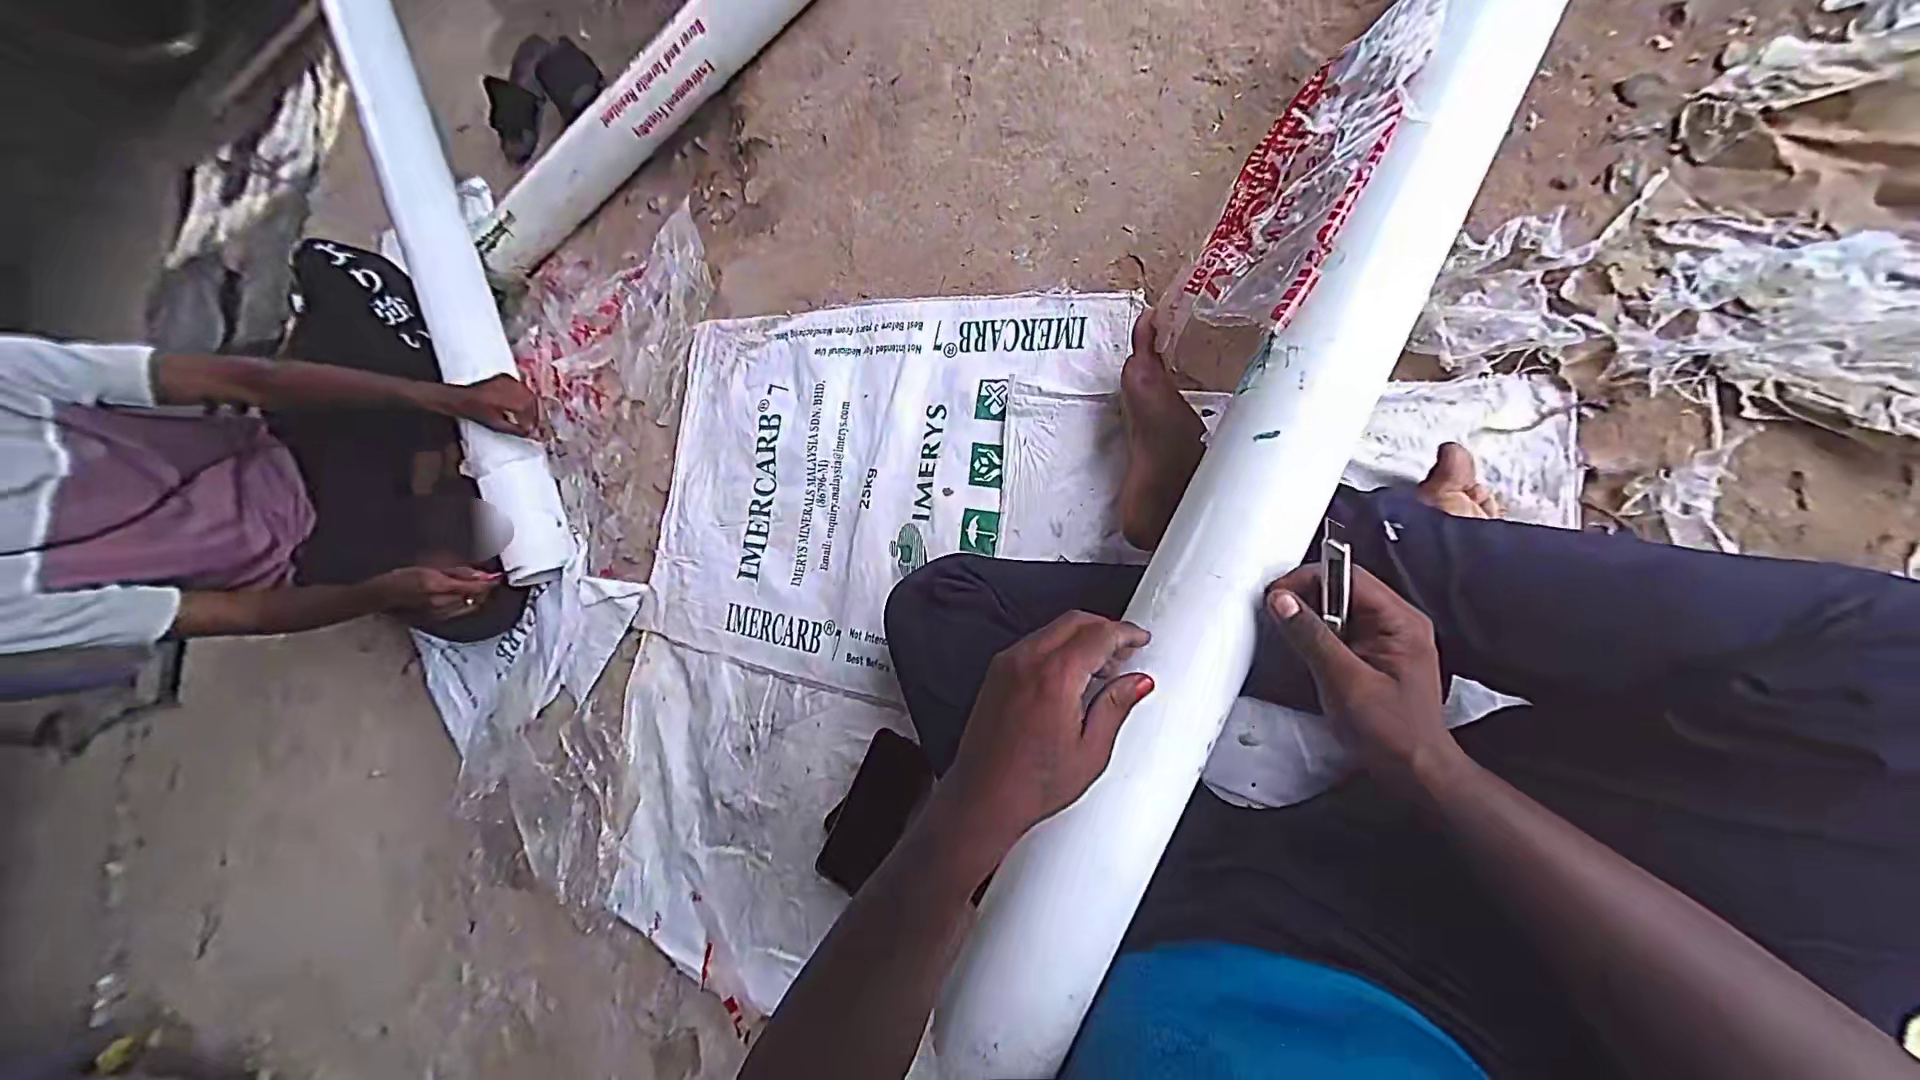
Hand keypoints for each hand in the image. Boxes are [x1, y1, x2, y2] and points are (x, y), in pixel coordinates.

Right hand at [374, 565, 501, 620]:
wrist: (380, 596)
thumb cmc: (401, 578)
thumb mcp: (431, 568)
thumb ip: (459, 572)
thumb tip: (482, 575)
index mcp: (440, 587)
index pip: (475, 588)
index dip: (490, 582)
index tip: (497, 576)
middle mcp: (442, 604)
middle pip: (477, 598)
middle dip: (485, 589)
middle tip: (486, 579)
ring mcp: (440, 614)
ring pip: (471, 606)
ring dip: (478, 597)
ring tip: (475, 587)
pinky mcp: (438, 620)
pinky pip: (461, 612)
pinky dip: (467, 603)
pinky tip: (463, 596)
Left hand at [446, 375, 540, 436]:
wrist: (458, 397)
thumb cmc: (476, 412)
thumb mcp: (496, 424)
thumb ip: (516, 430)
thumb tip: (531, 434)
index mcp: (510, 399)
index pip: (530, 411)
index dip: (534, 421)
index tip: (534, 429)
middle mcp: (512, 387)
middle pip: (532, 401)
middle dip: (534, 412)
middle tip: (533, 422)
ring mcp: (508, 380)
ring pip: (528, 393)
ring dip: (530, 404)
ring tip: (528, 414)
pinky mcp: (505, 377)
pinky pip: (521, 387)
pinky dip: (524, 395)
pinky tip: (521, 403)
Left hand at [938, 611, 1154, 852]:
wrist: (983, 796)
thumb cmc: (1029, 783)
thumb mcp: (1090, 751)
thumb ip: (1116, 707)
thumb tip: (1137, 682)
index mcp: (1054, 678)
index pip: (1099, 634)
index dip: (1126, 633)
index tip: (1138, 638)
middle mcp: (1026, 662)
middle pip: (1074, 621)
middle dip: (1105, 629)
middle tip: (1124, 652)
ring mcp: (1007, 664)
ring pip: (1053, 629)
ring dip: (1081, 637)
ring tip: (1100, 670)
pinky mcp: (996, 672)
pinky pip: (1034, 643)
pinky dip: (1058, 646)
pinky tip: (1070, 676)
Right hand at [1266, 564, 1462, 797]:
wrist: (1412, 769)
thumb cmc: (1389, 731)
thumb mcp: (1344, 680)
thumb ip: (1311, 636)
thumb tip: (1281, 600)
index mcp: (1400, 621)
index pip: (1348, 576)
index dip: (1307, 580)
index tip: (1275, 597)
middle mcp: (1395, 622)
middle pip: (1340, 587)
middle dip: (1304, 598)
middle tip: (1277, 617)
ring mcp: (1383, 636)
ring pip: (1335, 606)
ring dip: (1308, 617)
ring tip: (1292, 638)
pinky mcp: (1370, 650)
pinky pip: (1336, 627)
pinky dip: (1315, 633)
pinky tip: (1306, 651)